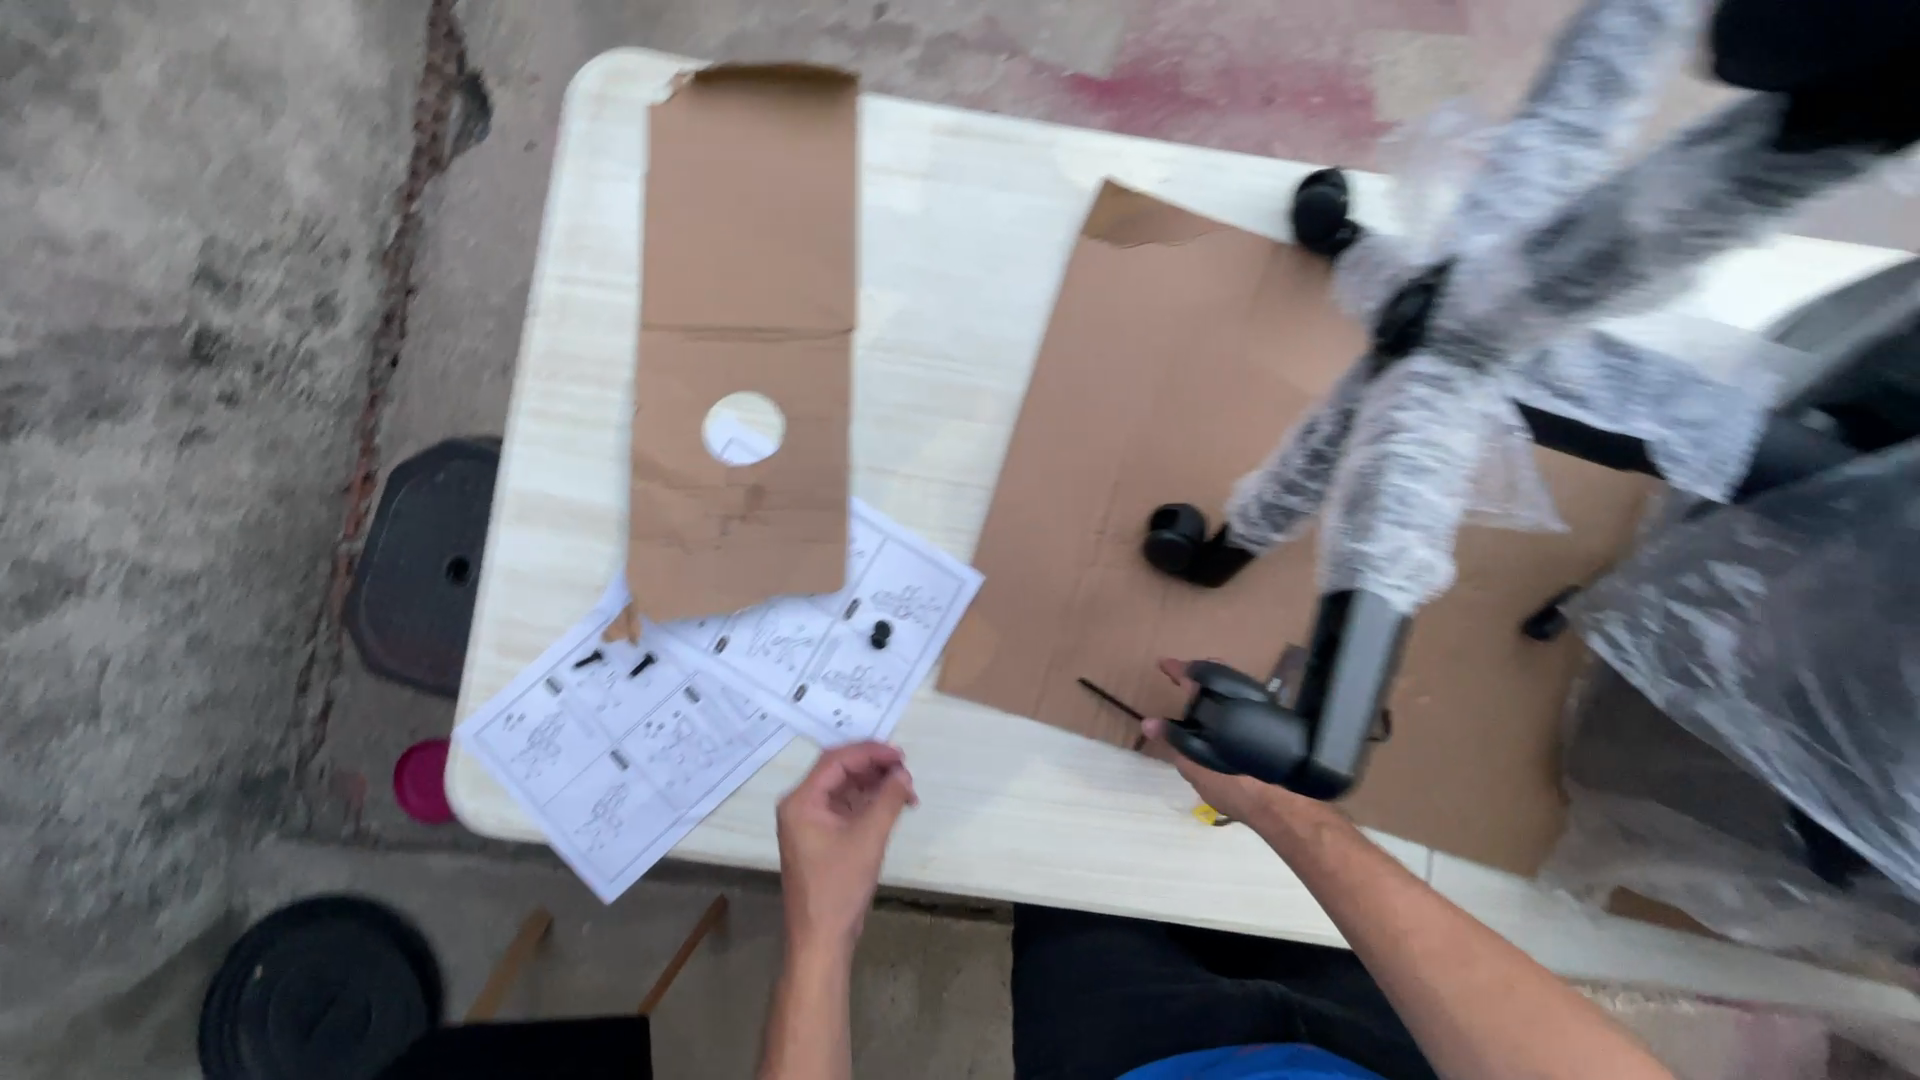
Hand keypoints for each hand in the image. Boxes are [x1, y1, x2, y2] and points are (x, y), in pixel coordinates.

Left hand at [775, 741, 918, 957]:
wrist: (821, 939)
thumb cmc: (839, 887)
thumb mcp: (868, 838)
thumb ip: (888, 800)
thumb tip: (904, 775)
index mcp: (801, 801)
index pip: (836, 760)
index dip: (869, 752)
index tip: (900, 755)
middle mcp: (801, 806)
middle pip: (839, 771)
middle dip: (874, 767)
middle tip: (905, 770)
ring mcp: (810, 823)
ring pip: (845, 788)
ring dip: (875, 785)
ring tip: (905, 789)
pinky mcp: (822, 837)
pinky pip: (846, 808)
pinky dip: (870, 803)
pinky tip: (894, 805)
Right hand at [1143, 658, 1340, 829]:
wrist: (1279, 803)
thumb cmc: (1230, 783)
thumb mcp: (1192, 766)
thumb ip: (1171, 741)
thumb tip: (1148, 723)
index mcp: (1215, 704)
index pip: (1191, 675)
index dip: (1176, 668)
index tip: (1163, 663)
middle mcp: (1239, 699)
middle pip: (1216, 672)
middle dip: (1199, 671)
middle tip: (1183, 677)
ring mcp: (1260, 709)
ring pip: (1233, 686)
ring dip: (1215, 687)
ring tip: (1200, 697)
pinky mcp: (1272, 724)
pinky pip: (1245, 702)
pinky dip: (1229, 702)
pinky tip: (1224, 718)